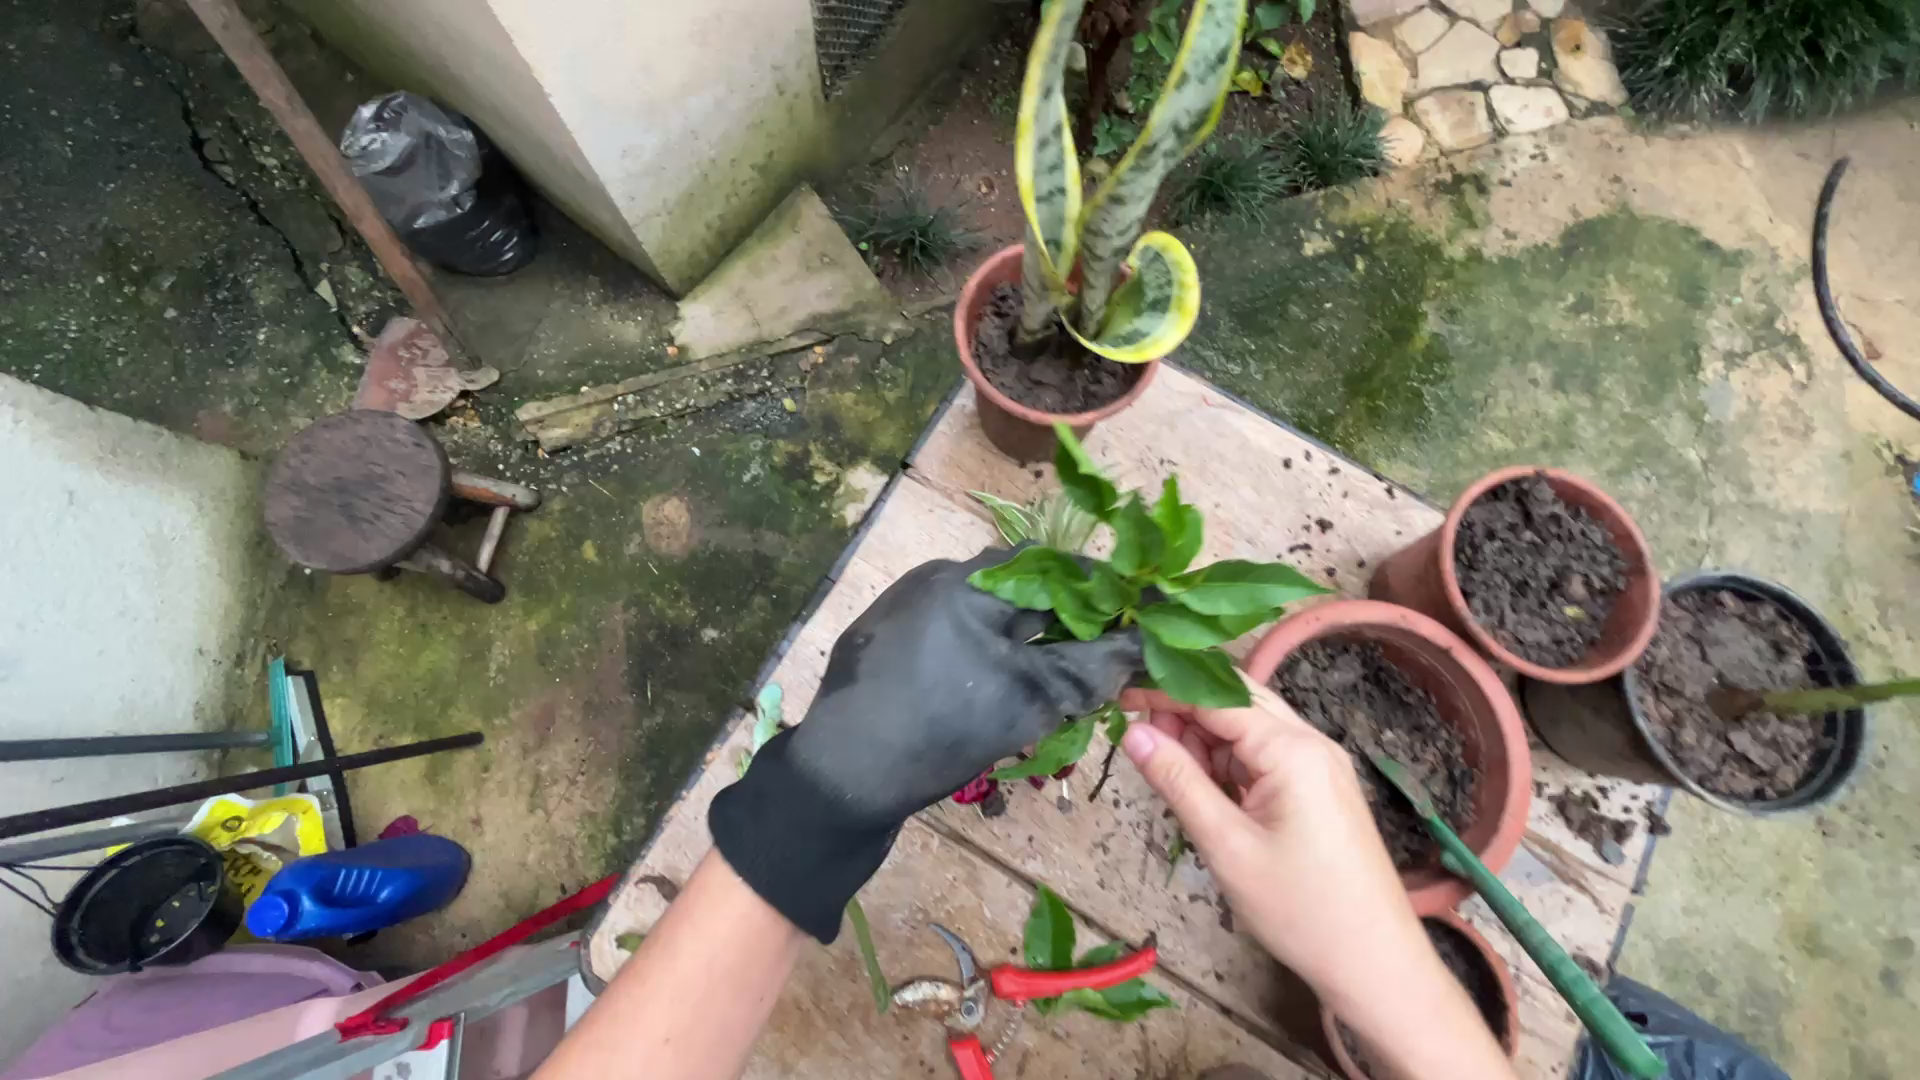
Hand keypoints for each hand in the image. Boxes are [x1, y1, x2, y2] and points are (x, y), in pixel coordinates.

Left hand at [712, 548, 1140, 941]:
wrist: (839, 777)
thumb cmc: (935, 732)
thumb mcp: (1023, 704)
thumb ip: (1087, 668)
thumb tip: (1138, 645)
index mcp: (968, 580)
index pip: (1055, 570)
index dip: (1099, 593)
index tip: (1132, 618)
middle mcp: (938, 578)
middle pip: (1023, 586)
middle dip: (1066, 616)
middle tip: (1099, 653)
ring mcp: (911, 604)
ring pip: (992, 608)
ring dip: (1030, 633)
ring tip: (1058, 670)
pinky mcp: (894, 632)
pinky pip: (960, 626)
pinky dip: (993, 645)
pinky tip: (1004, 680)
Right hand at [1119, 673, 1514, 1079]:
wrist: (1378, 967)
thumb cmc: (1300, 909)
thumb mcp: (1225, 844)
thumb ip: (1177, 780)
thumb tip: (1132, 733)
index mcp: (1291, 749)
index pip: (1215, 697)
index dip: (1163, 691)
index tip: (1119, 696)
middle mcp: (1310, 741)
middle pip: (1234, 700)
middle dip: (1183, 707)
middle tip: (1138, 732)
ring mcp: (1318, 763)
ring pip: (1247, 725)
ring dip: (1203, 733)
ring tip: (1164, 761)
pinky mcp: (1317, 785)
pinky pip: (1262, 752)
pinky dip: (1226, 757)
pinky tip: (1201, 778)